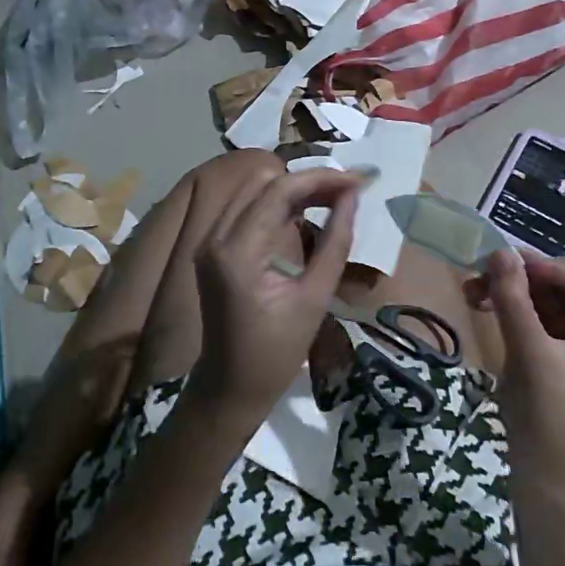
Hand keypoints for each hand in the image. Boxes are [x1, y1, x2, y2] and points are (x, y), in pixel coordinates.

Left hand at [189, 168, 369, 418]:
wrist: (230, 387)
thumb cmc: (277, 352)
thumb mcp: (315, 297)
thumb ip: (335, 242)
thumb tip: (352, 197)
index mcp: (237, 251)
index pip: (278, 191)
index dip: (320, 178)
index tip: (356, 180)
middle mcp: (215, 236)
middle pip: (262, 183)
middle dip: (307, 180)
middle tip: (346, 190)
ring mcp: (208, 241)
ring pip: (251, 191)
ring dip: (291, 188)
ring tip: (331, 198)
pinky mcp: (210, 248)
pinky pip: (244, 208)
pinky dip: (274, 203)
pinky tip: (303, 212)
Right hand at [468, 250, 564, 485]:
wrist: (538, 470)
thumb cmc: (549, 417)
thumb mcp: (532, 355)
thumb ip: (516, 301)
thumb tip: (499, 251)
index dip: (548, 268)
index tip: (507, 265)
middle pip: (564, 284)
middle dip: (522, 277)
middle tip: (481, 270)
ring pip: (545, 293)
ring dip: (509, 287)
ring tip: (472, 287)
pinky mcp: (558, 343)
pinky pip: (534, 309)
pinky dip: (508, 302)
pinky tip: (478, 300)